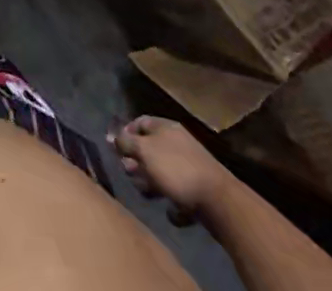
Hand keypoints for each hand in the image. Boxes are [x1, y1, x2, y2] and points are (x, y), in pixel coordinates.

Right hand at [110, 117, 232, 219]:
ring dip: (150, 183)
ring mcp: (188, 166)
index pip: (139, 122)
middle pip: (148, 149)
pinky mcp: (196, 189)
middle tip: (130, 173)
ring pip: (160, 172)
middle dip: (136, 162)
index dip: (125, 133)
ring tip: (149, 194)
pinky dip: (171, 201)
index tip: (116, 149)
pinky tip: (172, 209)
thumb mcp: (144, 150)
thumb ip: (125, 142)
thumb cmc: (176, 169)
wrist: (219, 201)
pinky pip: (176, 192)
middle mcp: (177, 143)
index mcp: (165, 128)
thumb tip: (112, 137)